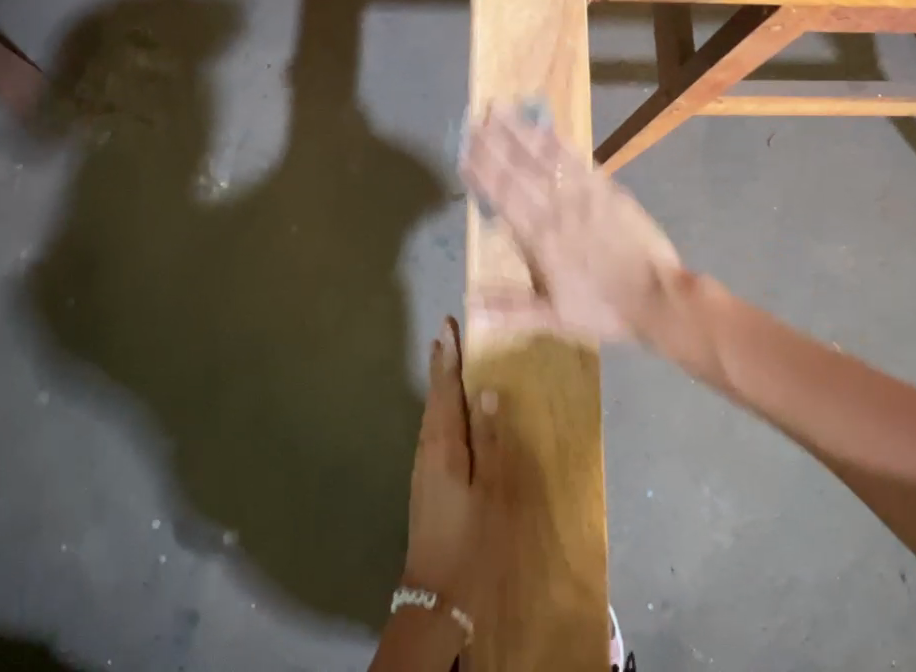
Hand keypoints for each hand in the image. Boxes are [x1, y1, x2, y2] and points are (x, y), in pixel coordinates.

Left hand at [401, 317, 503, 623]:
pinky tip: (454, 413)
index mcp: (442, 445)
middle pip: (436, 397)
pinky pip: (436, 431)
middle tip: (448, 333)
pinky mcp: (427, 481)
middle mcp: (427, 449)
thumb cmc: (470, 538)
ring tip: (451, 361)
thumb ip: (491, 441)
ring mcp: (424, 467)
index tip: (448, 324)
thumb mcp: (490, 489)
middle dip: (443, 365)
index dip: (449, 357)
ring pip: (434, 414)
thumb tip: (489, 392)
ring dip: (443, 386)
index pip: (447, 390)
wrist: (436, 592)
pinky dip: (444, 410)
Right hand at [460, 104, 697, 357]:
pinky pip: (578, 160)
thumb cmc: (603, 309)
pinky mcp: (608, 189)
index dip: (482, 173)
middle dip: (494, 143)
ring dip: (522, 132)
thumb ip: (509, 307)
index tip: (464, 153)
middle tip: (475, 120)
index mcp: (540, 238)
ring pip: (546, 157)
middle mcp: (557, 208)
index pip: (503, 196)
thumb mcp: (552, 316)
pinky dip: (559, 142)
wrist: (657, 297)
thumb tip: (468, 303)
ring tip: (502, 110)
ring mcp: (585, 195)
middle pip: (520, 169)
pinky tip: (547, 129)